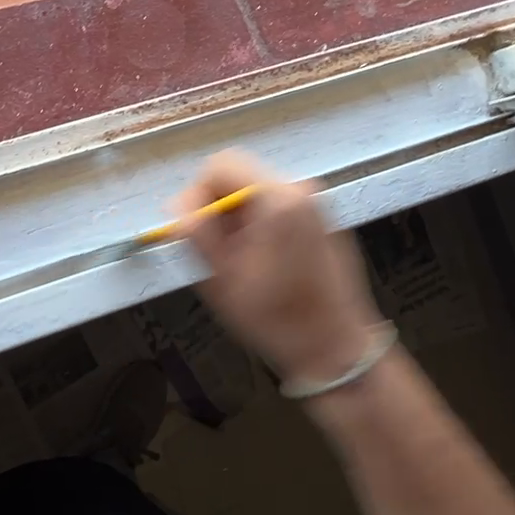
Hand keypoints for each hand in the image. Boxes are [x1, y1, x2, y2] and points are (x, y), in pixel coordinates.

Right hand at [175, 150, 384, 388]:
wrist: (336, 349)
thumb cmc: (276, 318)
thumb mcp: (221, 278)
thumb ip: (196, 232)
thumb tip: (178, 206)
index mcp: (276, 198)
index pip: (220, 165)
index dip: (197, 193)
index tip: (194, 229)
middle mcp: (300, 190)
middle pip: (240, 175)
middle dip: (218, 206)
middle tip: (214, 248)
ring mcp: (316, 203)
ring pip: (257, 191)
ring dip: (238, 216)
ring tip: (238, 259)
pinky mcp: (323, 219)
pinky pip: (279, 206)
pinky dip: (261, 222)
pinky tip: (263, 261)